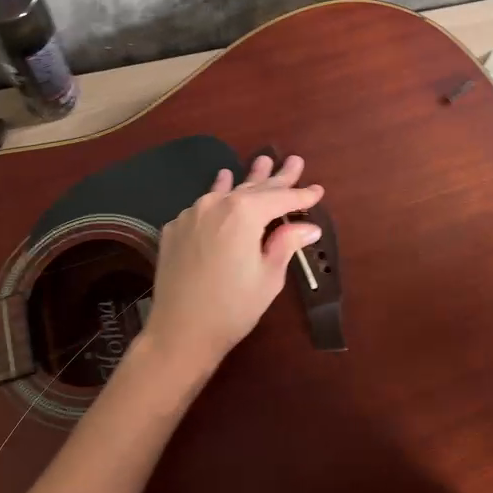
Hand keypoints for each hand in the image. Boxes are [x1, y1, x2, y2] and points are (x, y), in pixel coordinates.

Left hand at [142, 155, 323, 372]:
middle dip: (277, 177)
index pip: (280, 198)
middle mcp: (216, 204)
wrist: (179, 332)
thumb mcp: (268, 277)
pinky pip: (203, 206)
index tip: (317, 191)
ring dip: (246, 180)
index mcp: (244, 213)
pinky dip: (218, 196)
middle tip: (295, 161)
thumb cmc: (233, 307)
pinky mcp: (175, 228)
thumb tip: (308, 226)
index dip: (301, 195)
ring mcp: (191, 213)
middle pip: (253, 188)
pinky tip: (222, 184)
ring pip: (225, 192)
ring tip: (262, 161)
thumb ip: (286, 244)